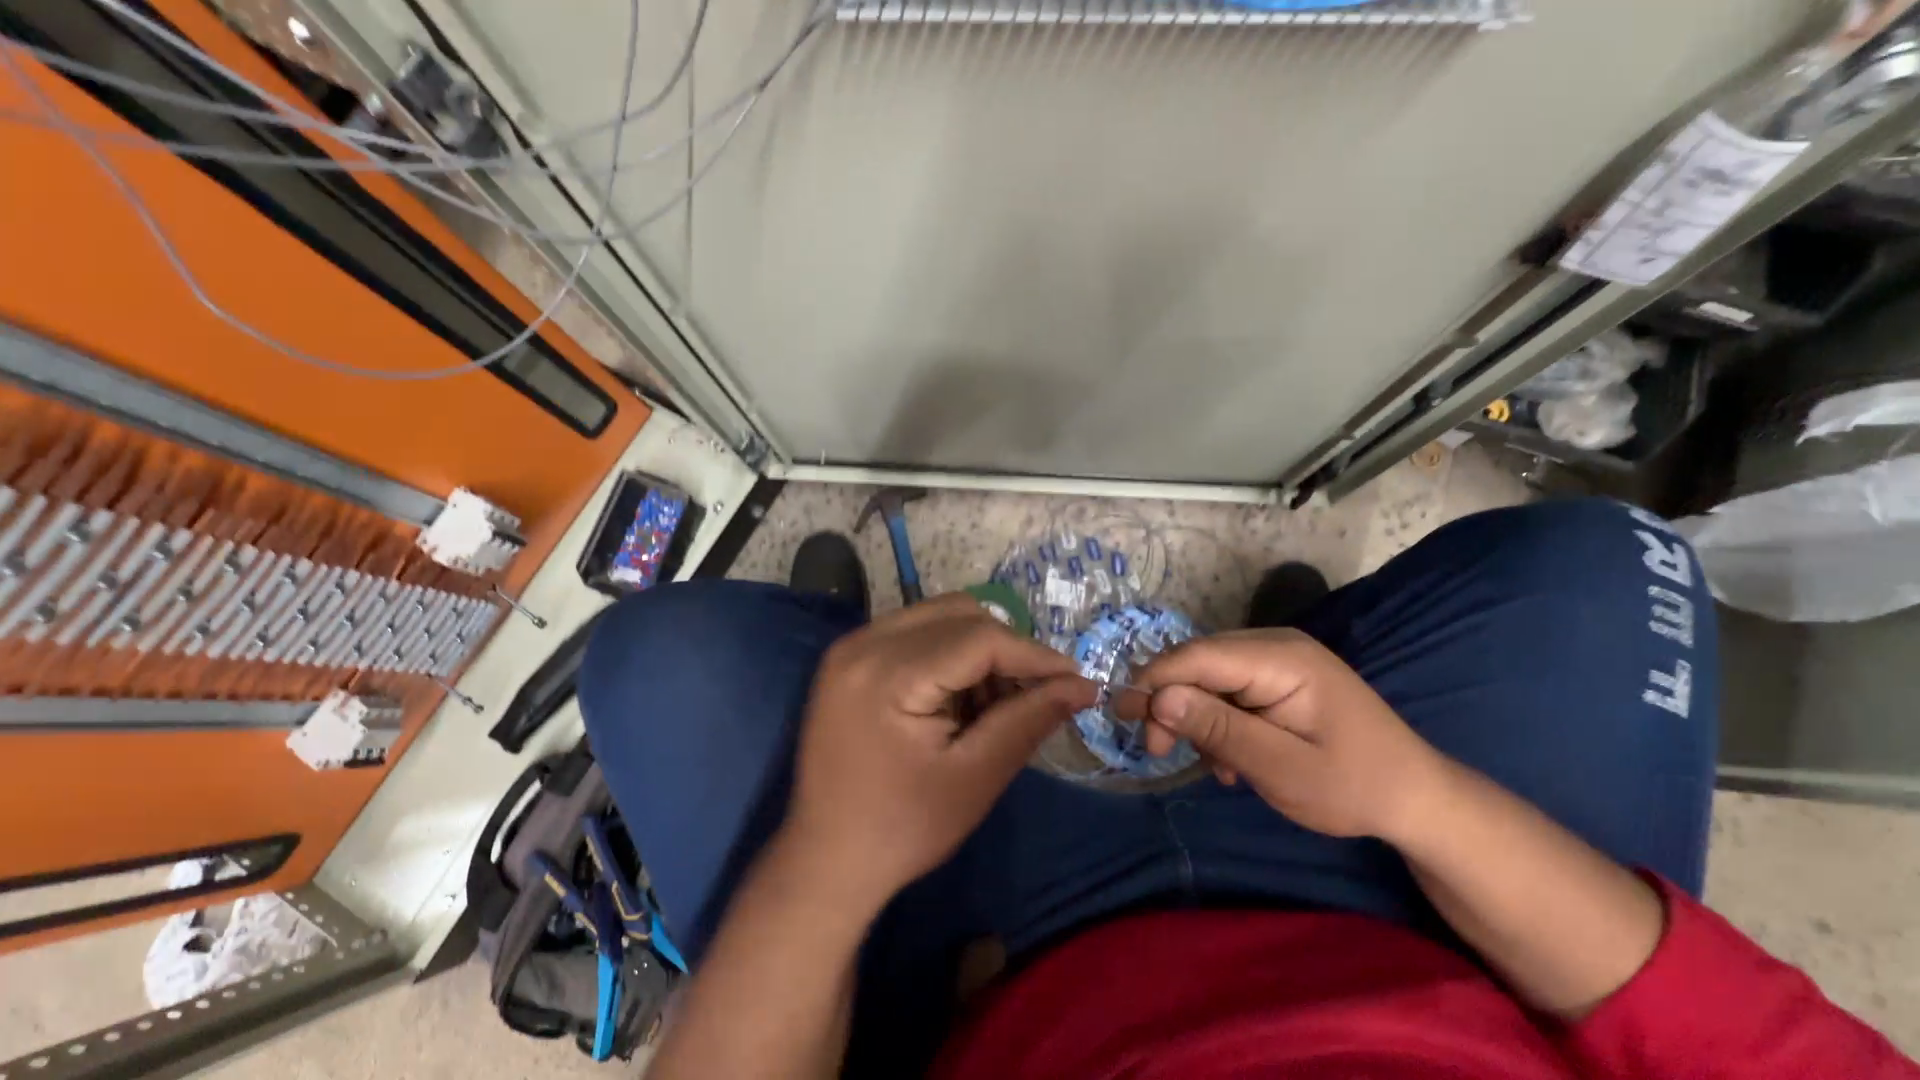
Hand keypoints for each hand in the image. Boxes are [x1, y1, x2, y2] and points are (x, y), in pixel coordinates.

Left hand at [781, 594, 1097, 908]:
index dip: (1035, 655)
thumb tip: (1084, 685)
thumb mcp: (975, 776)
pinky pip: (913, 633)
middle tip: (1032, 698)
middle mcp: (863, 644)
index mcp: (888, 674)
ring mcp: (849, 649)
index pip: (980, 637)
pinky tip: (959, 701)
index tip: (1077, 682)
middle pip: (959, 614)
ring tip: (993, 706)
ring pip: (937, 616)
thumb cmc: (903, 829)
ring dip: (978, 648)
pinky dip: (948, 654)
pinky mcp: (846, 660)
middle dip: (1006, 649)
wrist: (826, 860)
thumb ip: (1029, 720)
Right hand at [1126, 629, 1445, 840]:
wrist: (1415, 798)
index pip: (1197, 656)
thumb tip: (1157, 698)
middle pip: (1199, 662)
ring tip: (1214, 767)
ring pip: (1210, 677)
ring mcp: (1282, 660)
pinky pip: (1231, 689)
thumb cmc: (1352, 786)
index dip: (1154, 682)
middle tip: (1157, 752)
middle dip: (1171, 703)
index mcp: (1282, 659)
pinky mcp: (1283, 679)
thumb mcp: (1279, 766)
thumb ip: (1218, 729)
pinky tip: (1231, 760)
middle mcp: (1277, 646)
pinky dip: (1219, 721)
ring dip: (1196, 718)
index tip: (1123, 720)